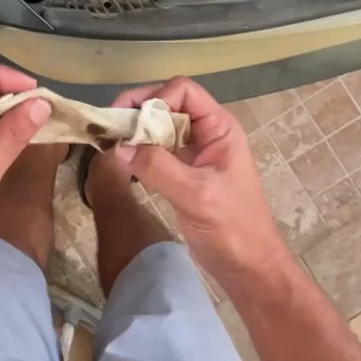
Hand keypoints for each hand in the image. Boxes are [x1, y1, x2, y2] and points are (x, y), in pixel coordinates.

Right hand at [111, 77, 286, 281]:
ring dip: (136, 130)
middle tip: (110, 128)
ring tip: (111, 142)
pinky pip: (157, 148)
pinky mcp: (184, 172)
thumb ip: (158, 168)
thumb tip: (118, 148)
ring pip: (160, 126)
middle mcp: (207, 133)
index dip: (155, 98)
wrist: (250, 270)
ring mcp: (195, 152)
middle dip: (139, 111)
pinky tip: (122, 161)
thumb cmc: (233, 229)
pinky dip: (139, 150)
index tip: (130, 120)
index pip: (183, 91)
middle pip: (168, 103)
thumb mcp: (197, 196)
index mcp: (220, 128)